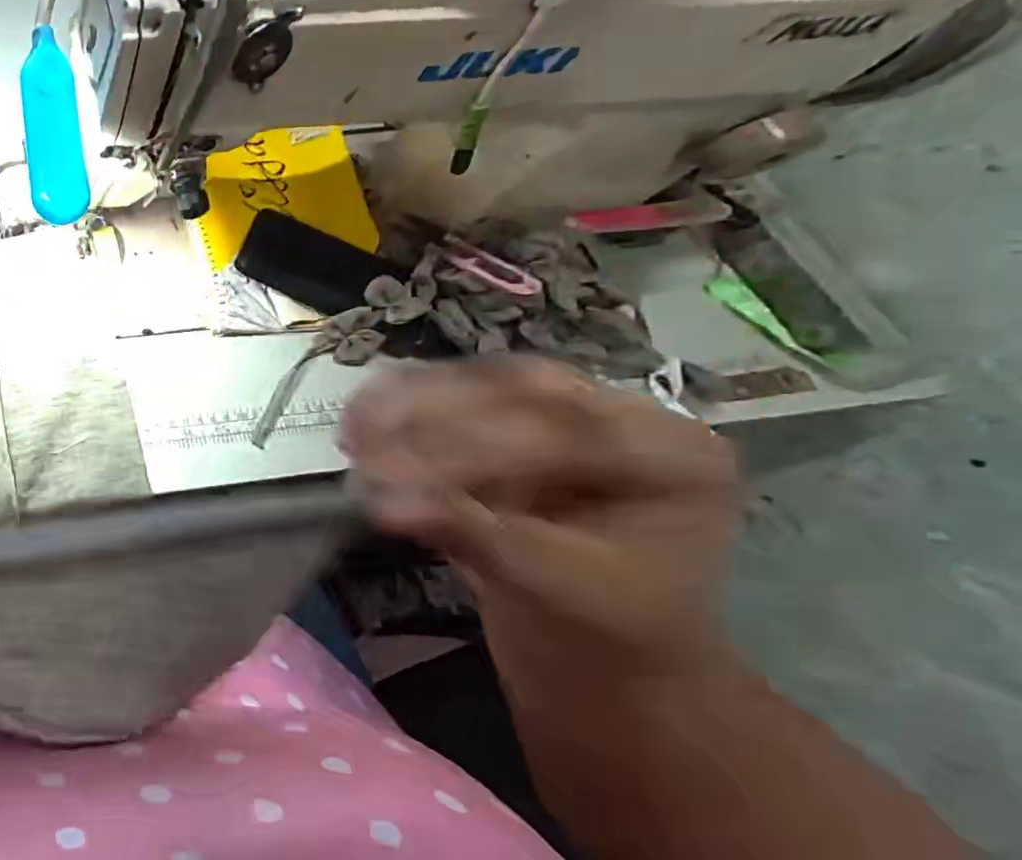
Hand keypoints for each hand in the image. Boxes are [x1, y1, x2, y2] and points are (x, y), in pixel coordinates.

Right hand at [338, 357, 742, 671]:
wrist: (612, 645)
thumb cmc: (607, 627)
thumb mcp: (551, 587)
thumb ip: (474, 537)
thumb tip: (387, 506)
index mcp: (675, 458)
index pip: (565, 434)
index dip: (470, 450)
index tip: (392, 474)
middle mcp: (626, 415)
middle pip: (518, 392)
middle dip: (431, 416)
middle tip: (361, 443)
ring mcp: (573, 409)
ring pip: (482, 383)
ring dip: (410, 403)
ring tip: (353, 428)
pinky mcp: (524, 414)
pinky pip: (462, 394)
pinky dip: (409, 405)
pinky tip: (365, 413)